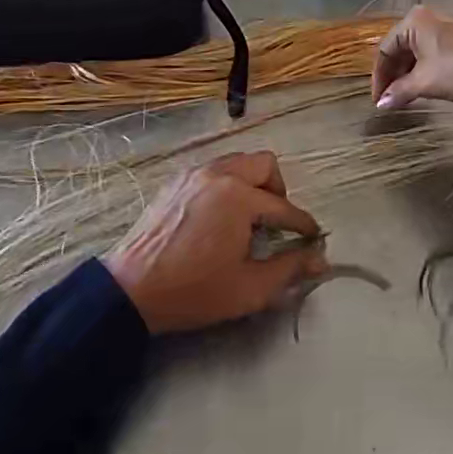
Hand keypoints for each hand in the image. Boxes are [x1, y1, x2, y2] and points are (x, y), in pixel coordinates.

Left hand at [104, 152, 327, 334]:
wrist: (134, 288)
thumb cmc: (195, 290)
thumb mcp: (250, 288)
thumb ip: (289, 268)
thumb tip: (318, 259)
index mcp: (237, 196)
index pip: (283, 206)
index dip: (303, 225)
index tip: (313, 239)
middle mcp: (215, 175)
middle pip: (261, 163)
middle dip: (277, 189)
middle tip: (278, 222)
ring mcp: (191, 175)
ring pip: (235, 163)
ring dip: (251, 184)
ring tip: (251, 219)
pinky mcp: (174, 184)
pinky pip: (212, 172)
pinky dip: (226, 185)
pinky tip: (222, 217)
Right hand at [371, 7, 452, 107]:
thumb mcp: (425, 83)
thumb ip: (399, 91)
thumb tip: (381, 104)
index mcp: (414, 23)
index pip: (385, 50)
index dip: (379, 77)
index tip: (379, 99)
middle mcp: (428, 19)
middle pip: (401, 50)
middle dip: (394, 75)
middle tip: (392, 98)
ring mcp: (449, 28)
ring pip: (418, 52)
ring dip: (410, 74)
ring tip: (408, 95)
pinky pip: (435, 53)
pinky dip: (427, 69)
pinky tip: (429, 86)